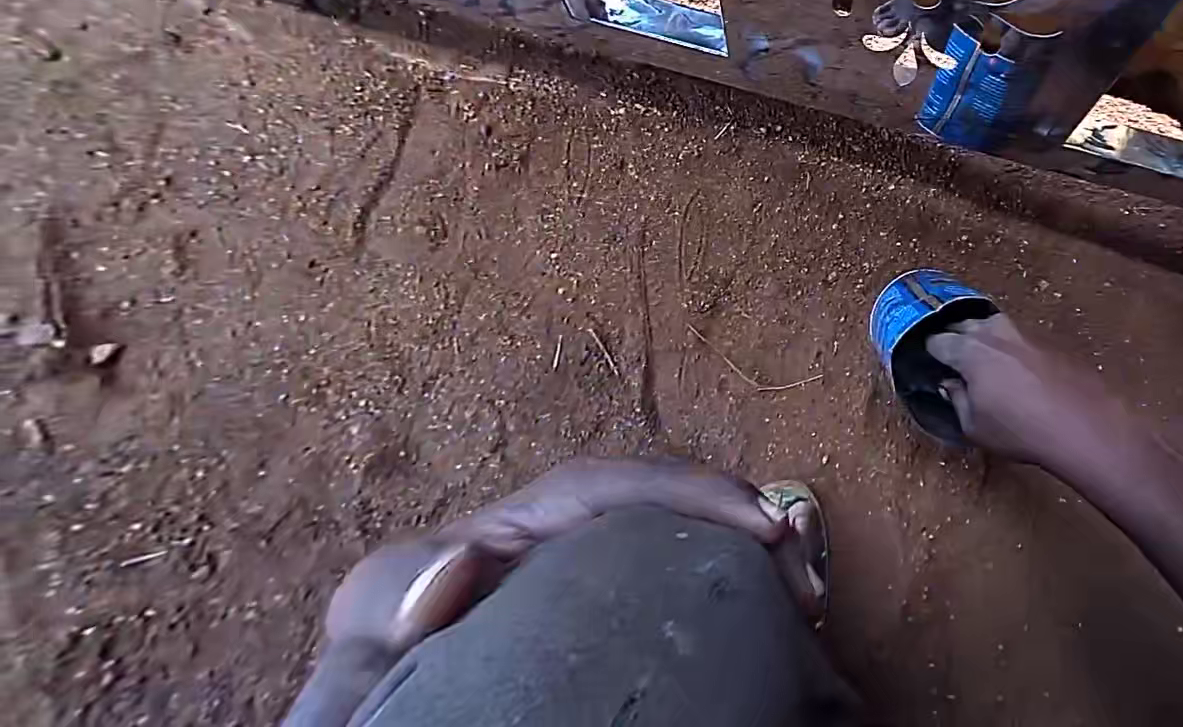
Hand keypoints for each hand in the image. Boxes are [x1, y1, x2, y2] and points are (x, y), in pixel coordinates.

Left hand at [286, 458, 788, 726]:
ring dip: (766, 546)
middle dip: (749, 515)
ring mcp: (620, 558)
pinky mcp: (643, 590)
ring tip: (808, 588)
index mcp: (536, 519)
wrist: (418, 703)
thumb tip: (460, 567)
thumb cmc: (387, 663)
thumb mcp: (369, 636)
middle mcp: (589, 527)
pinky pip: (708, 564)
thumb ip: (385, 603)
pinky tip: (788, 603)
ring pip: (706, 528)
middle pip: (683, 499)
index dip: (695, 491)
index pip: (620, 484)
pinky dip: (754, 575)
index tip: (760, 525)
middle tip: (802, 564)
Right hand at [925, 314, 1135, 468]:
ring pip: (990, 324)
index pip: (938, 340)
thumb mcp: (974, 426)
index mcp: (969, 350)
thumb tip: (950, 384)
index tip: (927, 360)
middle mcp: (993, 332)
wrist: (1083, 422)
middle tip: (948, 354)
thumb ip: (956, 399)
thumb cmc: (1020, 429)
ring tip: (978, 354)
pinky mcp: (1046, 339)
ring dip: (980, 335)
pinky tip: (1011, 365)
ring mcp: (1022, 332)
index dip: (929, 350)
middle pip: (963, 324)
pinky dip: (1006, 345)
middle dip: (952, 336)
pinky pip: (1015, 336)